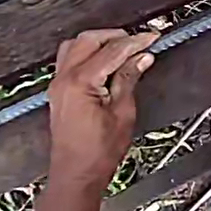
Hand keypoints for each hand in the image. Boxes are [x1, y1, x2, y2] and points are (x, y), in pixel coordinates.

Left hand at [46, 29, 157, 194]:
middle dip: (116, 36)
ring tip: (124, 48)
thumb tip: (141, 58)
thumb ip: (129, 79)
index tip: (152, 37)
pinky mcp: (59, 91)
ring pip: (76, 45)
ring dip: (100, 42)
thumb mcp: (122, 113)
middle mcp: (64, 78)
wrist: (76, 174)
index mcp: (80, 82)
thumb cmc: (98, 152)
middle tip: (140, 41)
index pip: (112, 51)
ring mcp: (58, 84)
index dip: (136, 42)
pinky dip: (88, 53)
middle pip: (89, 40)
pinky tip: (105, 60)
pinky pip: (70, 59)